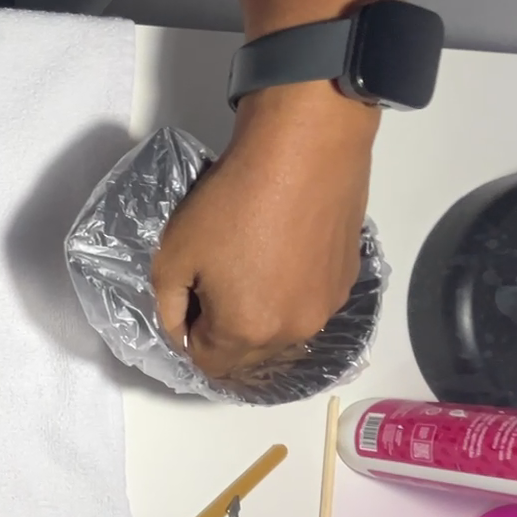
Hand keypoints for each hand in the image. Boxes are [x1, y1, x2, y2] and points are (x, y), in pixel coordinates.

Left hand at [151, 83, 377, 378]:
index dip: (186, 340)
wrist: (303, 154)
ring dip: (253, 315)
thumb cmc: (226, 209)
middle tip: (204, 286)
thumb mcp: (171, 261)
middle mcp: (295, 329)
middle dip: (218, 331)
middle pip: (245, 353)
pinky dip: (282, 295)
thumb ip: (167, 309)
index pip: (208, 363)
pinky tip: (270, 260)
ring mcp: (328, 305)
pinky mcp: (348, 279)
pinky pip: (302, 305)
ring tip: (237, 271)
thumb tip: (178, 334)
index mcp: (247, 330)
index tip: (181, 306)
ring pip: (277, 331)